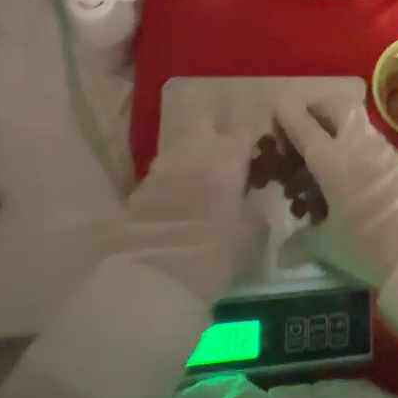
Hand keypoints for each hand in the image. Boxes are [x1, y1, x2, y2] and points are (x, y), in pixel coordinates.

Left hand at [100, 120, 259, 301]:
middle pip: (205, 123)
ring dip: (192, 156)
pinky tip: (178, 197)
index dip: (248, 144)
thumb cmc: (215, 251)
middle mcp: (197, 150)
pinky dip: (173, 178)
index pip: (243, 132)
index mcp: (229, 155)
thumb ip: (257, 209)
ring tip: (200, 179)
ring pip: (181, 145)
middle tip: (223, 158)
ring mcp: (164, 164)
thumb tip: (255, 203)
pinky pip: (163, 171)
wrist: (154, 275)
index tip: (252, 160)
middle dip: (214, 134)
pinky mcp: (140, 185)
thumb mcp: (252, 234)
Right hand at [273, 94, 397, 286]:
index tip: (276, 121)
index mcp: (331, 159)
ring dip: (338, 130)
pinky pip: (373, 143)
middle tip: (305, 133)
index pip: (302, 122)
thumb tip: (282, 256)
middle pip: (336, 104)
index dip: (285, 115)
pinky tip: (353, 178)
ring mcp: (383, 148)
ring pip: (357, 121)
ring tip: (326, 161)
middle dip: (316, 110)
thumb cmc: (367, 244)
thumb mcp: (327, 245)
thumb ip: (301, 243)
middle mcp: (357, 144)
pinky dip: (358, 150)